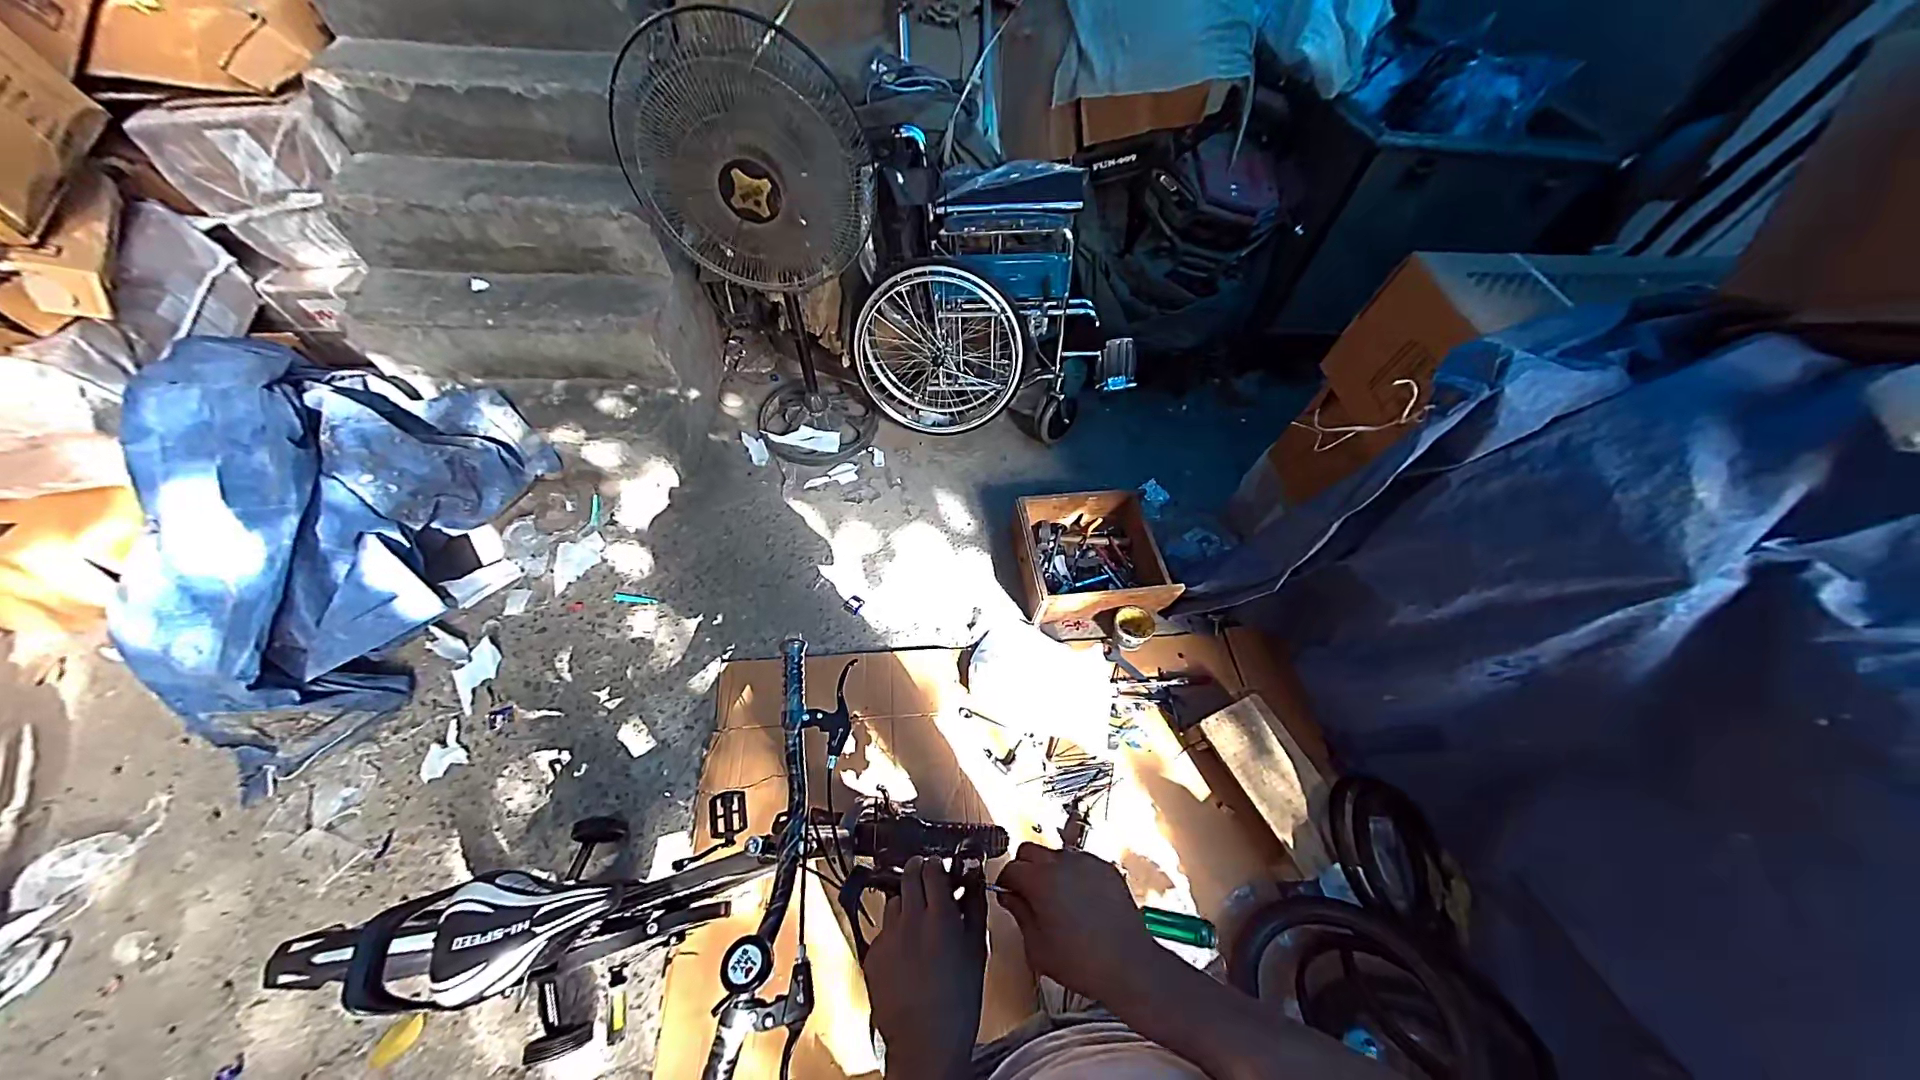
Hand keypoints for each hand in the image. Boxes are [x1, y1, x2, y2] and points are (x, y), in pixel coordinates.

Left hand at [863, 857, 986, 1079]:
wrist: (925, 1042)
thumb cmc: (956, 1003)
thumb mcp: (976, 950)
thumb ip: (974, 907)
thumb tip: (974, 879)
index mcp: (940, 916)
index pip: (931, 869)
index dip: (936, 864)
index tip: (939, 866)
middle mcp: (910, 920)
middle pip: (908, 875)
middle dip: (917, 871)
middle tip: (925, 877)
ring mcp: (888, 936)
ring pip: (894, 900)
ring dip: (905, 901)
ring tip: (917, 919)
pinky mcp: (873, 953)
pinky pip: (883, 930)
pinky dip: (894, 931)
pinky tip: (906, 949)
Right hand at [993, 844, 1161, 1003]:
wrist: (1128, 966)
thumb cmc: (1085, 962)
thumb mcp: (1038, 947)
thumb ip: (1019, 914)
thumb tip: (1010, 898)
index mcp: (1040, 880)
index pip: (1011, 868)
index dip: (1005, 881)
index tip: (1007, 892)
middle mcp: (1062, 863)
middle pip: (1030, 850)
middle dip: (1023, 867)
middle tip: (1026, 891)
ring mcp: (1086, 862)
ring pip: (1055, 854)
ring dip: (1049, 869)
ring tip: (1054, 898)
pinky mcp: (1105, 868)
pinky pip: (1080, 862)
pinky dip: (1073, 873)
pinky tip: (1078, 899)